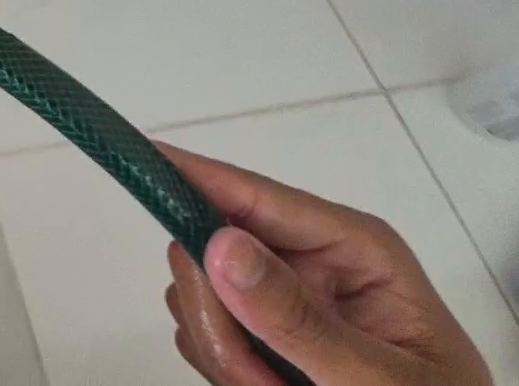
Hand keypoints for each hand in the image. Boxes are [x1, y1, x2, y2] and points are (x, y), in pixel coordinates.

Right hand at [160, 145, 492, 385]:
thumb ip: (302, 321)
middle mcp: (303, 253)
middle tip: (254, 378)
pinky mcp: (253, 319)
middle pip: (209, 245)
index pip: (250, 192)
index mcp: (350, 246)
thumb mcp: (383, 384)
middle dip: (220, 315)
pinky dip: (219, 361)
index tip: (134, 156)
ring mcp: (274, 286)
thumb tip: (219, 242)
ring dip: (221, 349)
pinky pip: (197, 320)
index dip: (188, 172)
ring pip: (195, 288)